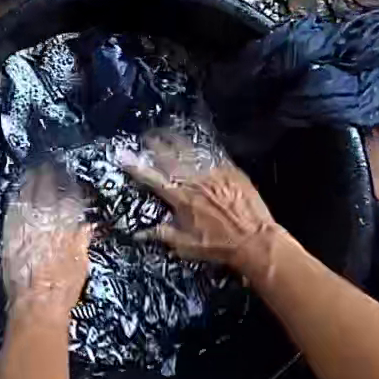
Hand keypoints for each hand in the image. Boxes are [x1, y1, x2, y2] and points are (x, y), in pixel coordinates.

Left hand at [1, 165, 92, 322]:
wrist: (37, 303)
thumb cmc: (63, 287)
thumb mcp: (81, 262)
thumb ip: (82, 240)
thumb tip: (88, 225)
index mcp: (66, 227)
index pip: (68, 198)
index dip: (67, 184)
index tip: (66, 173)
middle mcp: (47, 223)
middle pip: (47, 192)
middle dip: (48, 176)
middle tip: (48, 164)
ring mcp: (26, 227)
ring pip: (29, 198)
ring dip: (31, 182)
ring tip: (33, 170)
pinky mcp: (10, 235)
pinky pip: (13, 211)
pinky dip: (16, 199)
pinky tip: (17, 191)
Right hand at [121, 129, 280, 272]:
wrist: (255, 240)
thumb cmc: (219, 246)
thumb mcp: (186, 245)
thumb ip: (162, 235)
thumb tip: (138, 234)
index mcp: (181, 198)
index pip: (153, 179)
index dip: (136, 166)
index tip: (123, 155)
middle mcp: (195, 182)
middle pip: (170, 158)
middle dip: (155, 145)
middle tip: (145, 136)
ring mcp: (214, 174)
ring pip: (190, 152)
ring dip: (175, 141)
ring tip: (165, 132)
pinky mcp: (231, 171)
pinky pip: (212, 155)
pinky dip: (201, 148)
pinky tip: (195, 141)